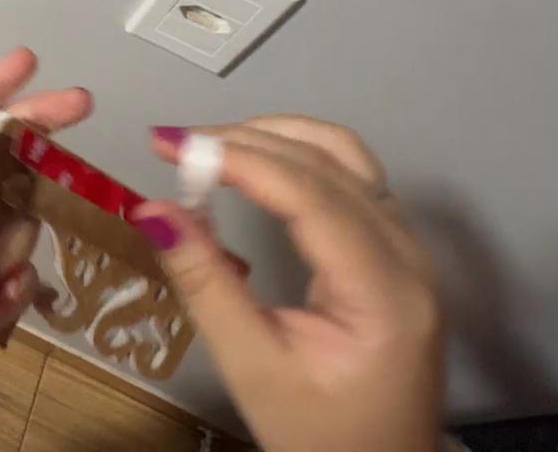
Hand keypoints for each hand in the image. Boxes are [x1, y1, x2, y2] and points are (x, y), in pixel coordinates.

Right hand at [138, 117, 443, 451]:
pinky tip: (254, 159)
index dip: (237, 158)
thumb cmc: (320, 434)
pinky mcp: (392, 245)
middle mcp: (407, 256)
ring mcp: (406, 247)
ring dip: (272, 136)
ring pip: (343, 154)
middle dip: (244, 141)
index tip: (169, 144)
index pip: (309, 195)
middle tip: (176, 144)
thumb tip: (150, 210)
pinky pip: (349, 172)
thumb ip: (205, 283)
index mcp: (383, 293)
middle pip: (327, 163)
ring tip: (210, 145)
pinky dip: (294, 151)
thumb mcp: (253, 367)